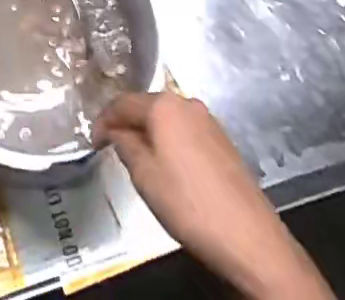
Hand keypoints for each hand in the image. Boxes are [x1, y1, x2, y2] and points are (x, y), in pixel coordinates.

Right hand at [96, 92, 333, 299]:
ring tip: (136, 158)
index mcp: (163, 105)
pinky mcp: (223, 142)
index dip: (102, 121)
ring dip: (148, 133)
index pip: (121, 103)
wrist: (251, 240)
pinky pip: (185, 132)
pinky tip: (167, 166)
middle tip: (111, 147)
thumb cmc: (188, 204)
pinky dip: (169, 142)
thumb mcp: (143, 175)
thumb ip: (124, 145)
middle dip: (126, 124)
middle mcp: (187, 104)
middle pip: (146, 106)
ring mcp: (209, 122)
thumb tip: (117, 132)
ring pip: (166, 119)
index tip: (93, 142)